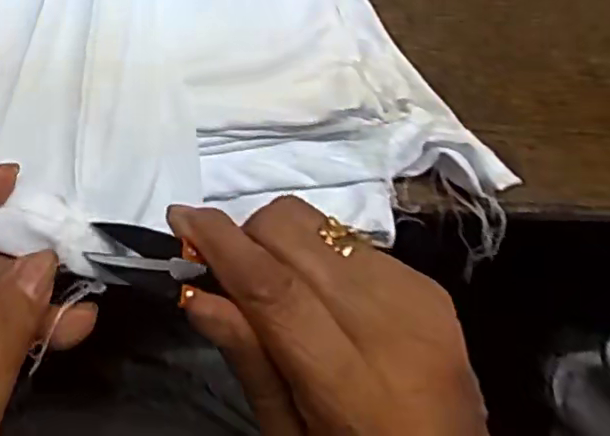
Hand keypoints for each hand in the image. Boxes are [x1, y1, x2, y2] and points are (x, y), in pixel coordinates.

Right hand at [169, 197, 487, 435]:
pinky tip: (320, 291)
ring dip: (278, 239)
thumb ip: (250, 361)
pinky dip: (315, 251)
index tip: (179, 217)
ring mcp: (419, 298)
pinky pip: (347, 235)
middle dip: (245, 236)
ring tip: (276, 283)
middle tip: (229, 272)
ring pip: (316, 221)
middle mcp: (394, 328)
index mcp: (360, 392)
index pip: (276, 291)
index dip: (222, 244)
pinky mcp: (430, 284)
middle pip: (293, 235)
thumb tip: (196, 293)